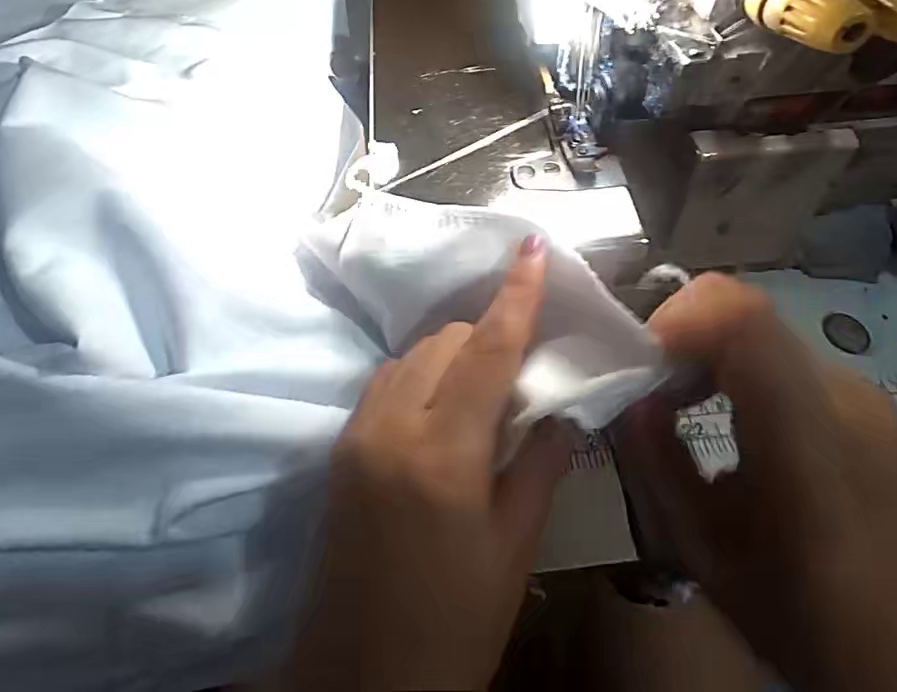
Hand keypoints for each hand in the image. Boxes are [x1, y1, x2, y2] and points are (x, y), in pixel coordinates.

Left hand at [279, 236, 574, 691]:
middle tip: (521, 370)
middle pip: (444, 343)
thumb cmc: (455, 622)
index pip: (486, 351)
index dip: (515, 295)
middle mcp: (390, 425)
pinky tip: (441, 410)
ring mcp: (356, 431)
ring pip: (411, 356)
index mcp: (442, 453)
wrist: (362, 673)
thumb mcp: (515, 549)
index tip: (531, 246)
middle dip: (485, 337)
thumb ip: (539, 463)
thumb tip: (557, 408)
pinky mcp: (340, 444)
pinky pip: (386, 382)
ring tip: (483, 392)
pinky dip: (420, 377)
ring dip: (450, 355)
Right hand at [623, 273, 896, 691]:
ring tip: (681, 399)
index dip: (677, 317)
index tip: (639, 360)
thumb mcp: (705, 548)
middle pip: (743, 313)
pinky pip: (782, 356)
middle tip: (647, 382)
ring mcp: (864, 394)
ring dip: (705, 349)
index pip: (740, 317)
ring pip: (759, 330)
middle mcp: (845, 395)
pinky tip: (729, 416)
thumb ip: (659, 459)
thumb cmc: (807, 618)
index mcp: (808, 438)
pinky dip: (736, 365)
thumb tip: (632, 396)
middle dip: (679, 334)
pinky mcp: (868, 403)